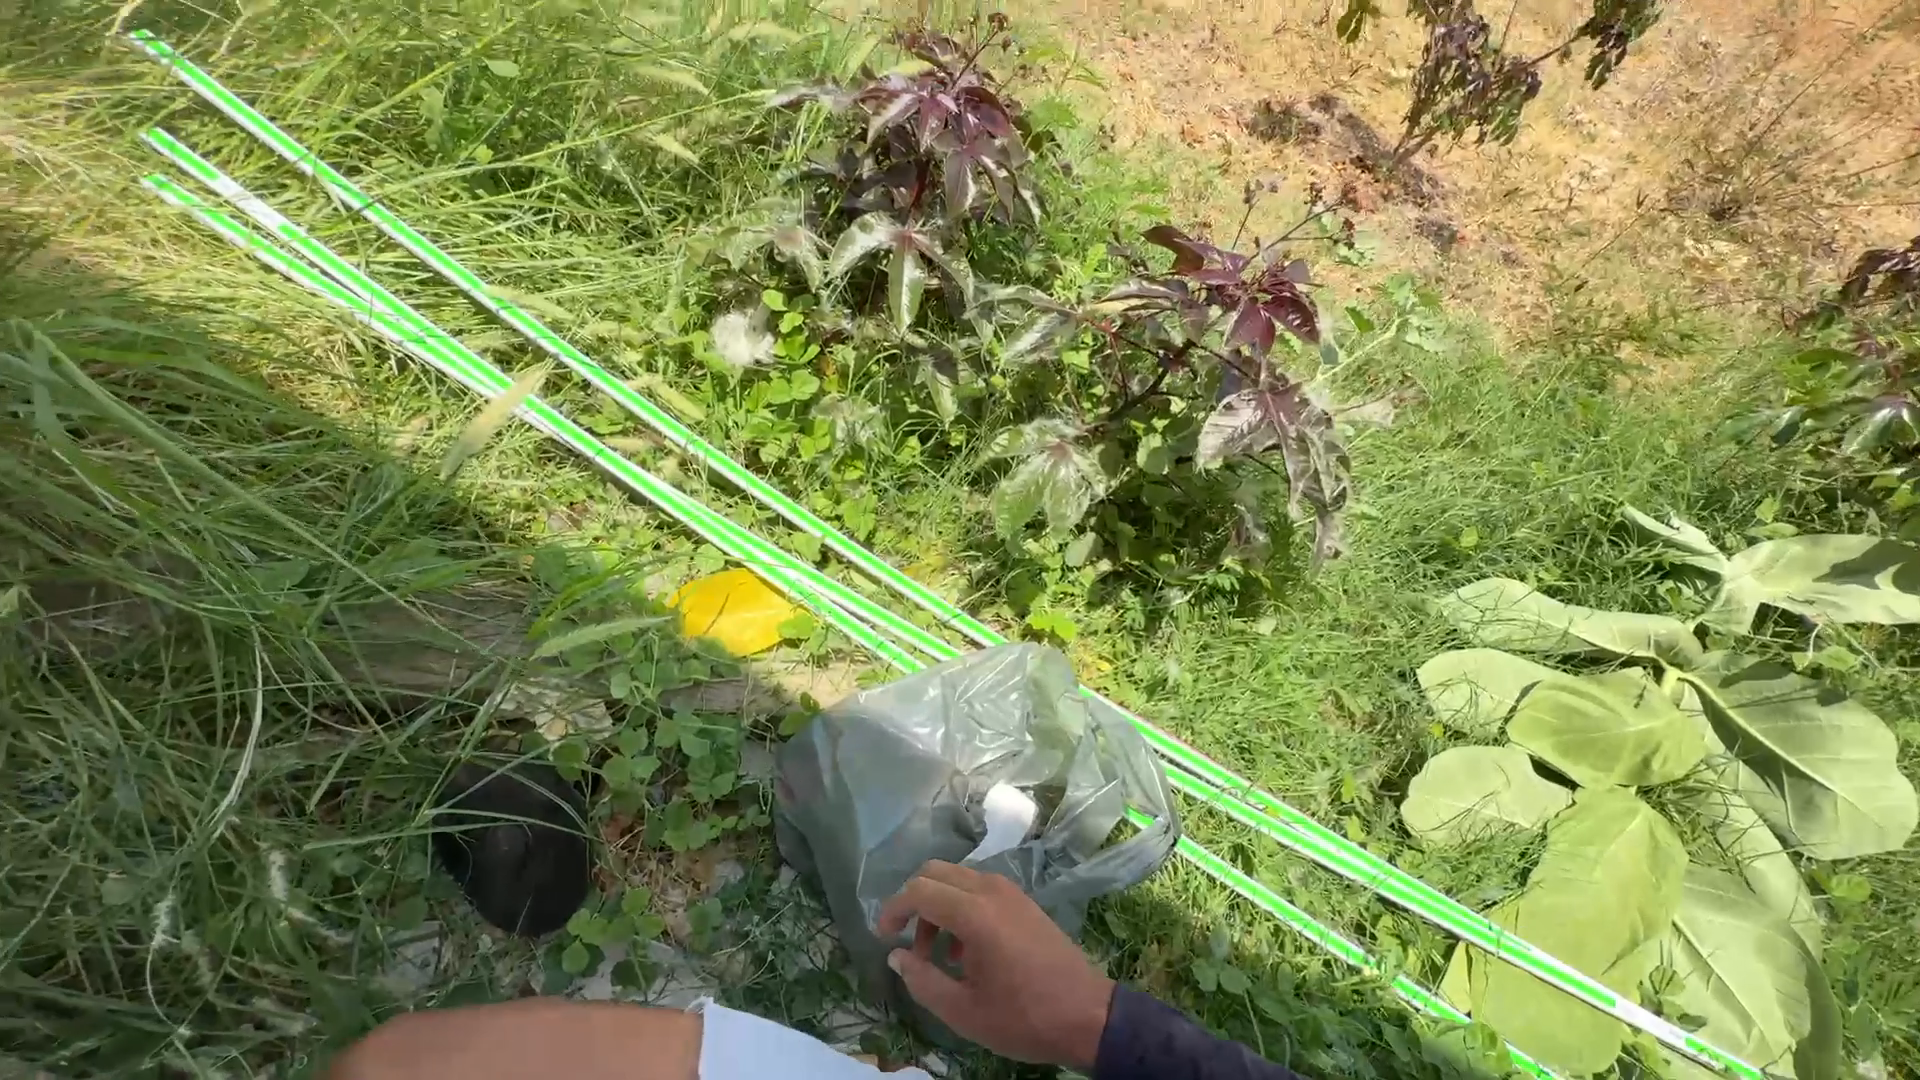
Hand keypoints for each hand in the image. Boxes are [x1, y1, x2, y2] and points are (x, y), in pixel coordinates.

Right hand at [876, 860, 1114, 1069]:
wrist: (1087, 1013)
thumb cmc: (1023, 1016)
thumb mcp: (964, 1012)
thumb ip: (923, 980)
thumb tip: (896, 956)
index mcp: (974, 913)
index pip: (919, 890)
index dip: (893, 909)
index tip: (883, 937)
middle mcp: (990, 889)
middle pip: (935, 873)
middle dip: (914, 903)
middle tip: (907, 943)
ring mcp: (1009, 890)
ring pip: (956, 879)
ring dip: (938, 908)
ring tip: (937, 957)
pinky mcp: (1021, 899)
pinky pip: (978, 889)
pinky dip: (960, 908)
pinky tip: (966, 951)